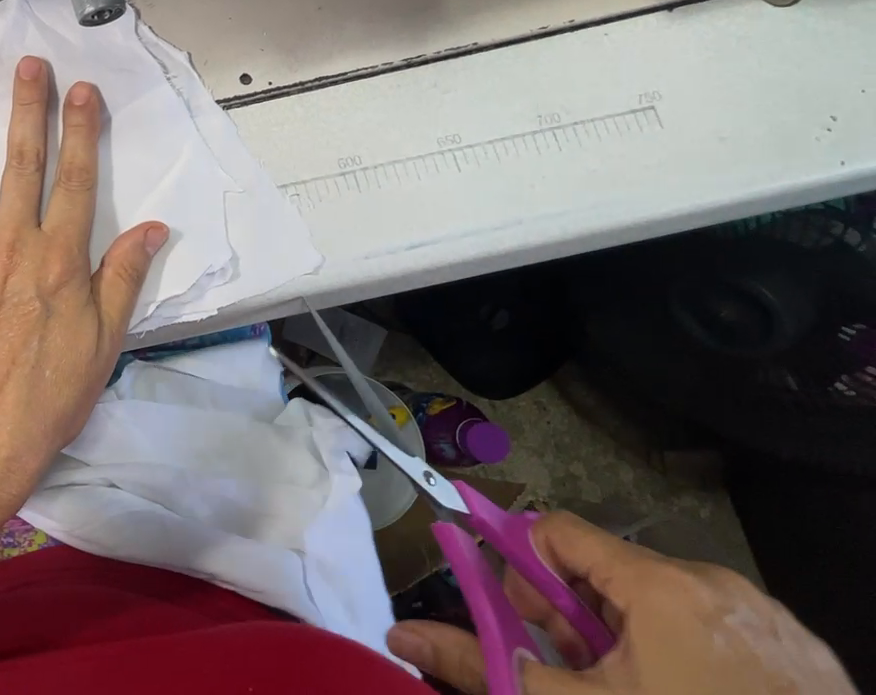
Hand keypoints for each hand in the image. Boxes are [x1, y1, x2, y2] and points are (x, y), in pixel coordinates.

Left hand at [0, 56, 168, 515]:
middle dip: (29, 109)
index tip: (83, 90)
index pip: (76, 179)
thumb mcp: (105, 341)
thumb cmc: (50, 392)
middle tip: (28, 64)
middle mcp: (15, 242)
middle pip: (25, 163)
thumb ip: (124, 278)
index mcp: (62, 258)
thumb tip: (154, 228)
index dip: (82, 131)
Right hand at [388, 511, 852, 694]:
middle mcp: (714, 581)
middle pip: (606, 569)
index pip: (555, 531)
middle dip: (576, 617)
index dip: (525, 573)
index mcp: (658, 583)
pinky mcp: (809, 658)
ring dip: (629, 639)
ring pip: (661, 603)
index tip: (536, 630)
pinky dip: (686, 656)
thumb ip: (482, 663)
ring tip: (638, 694)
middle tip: (585, 676)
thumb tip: (398, 634)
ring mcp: (770, 619)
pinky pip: (718, 629)